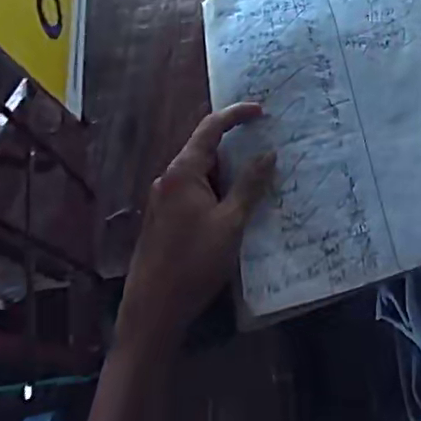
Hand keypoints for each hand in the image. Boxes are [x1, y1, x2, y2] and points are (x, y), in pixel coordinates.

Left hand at [115, 102, 277, 352]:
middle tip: (265, 148)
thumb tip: (268, 154)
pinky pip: (194, 191)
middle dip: (235, 147)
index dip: (236, 115)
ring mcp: (164, 198)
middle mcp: (169, 178)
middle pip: (205, 149)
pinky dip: (216, 190)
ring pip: (201, 173)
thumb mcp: (231, 223)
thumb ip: (250, 186)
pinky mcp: (164, 218)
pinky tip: (234, 208)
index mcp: (183, 171)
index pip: (211, 128)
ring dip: (227, 173)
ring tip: (257, 180)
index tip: (261, 111)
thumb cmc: (194, 262)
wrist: (152, 308)